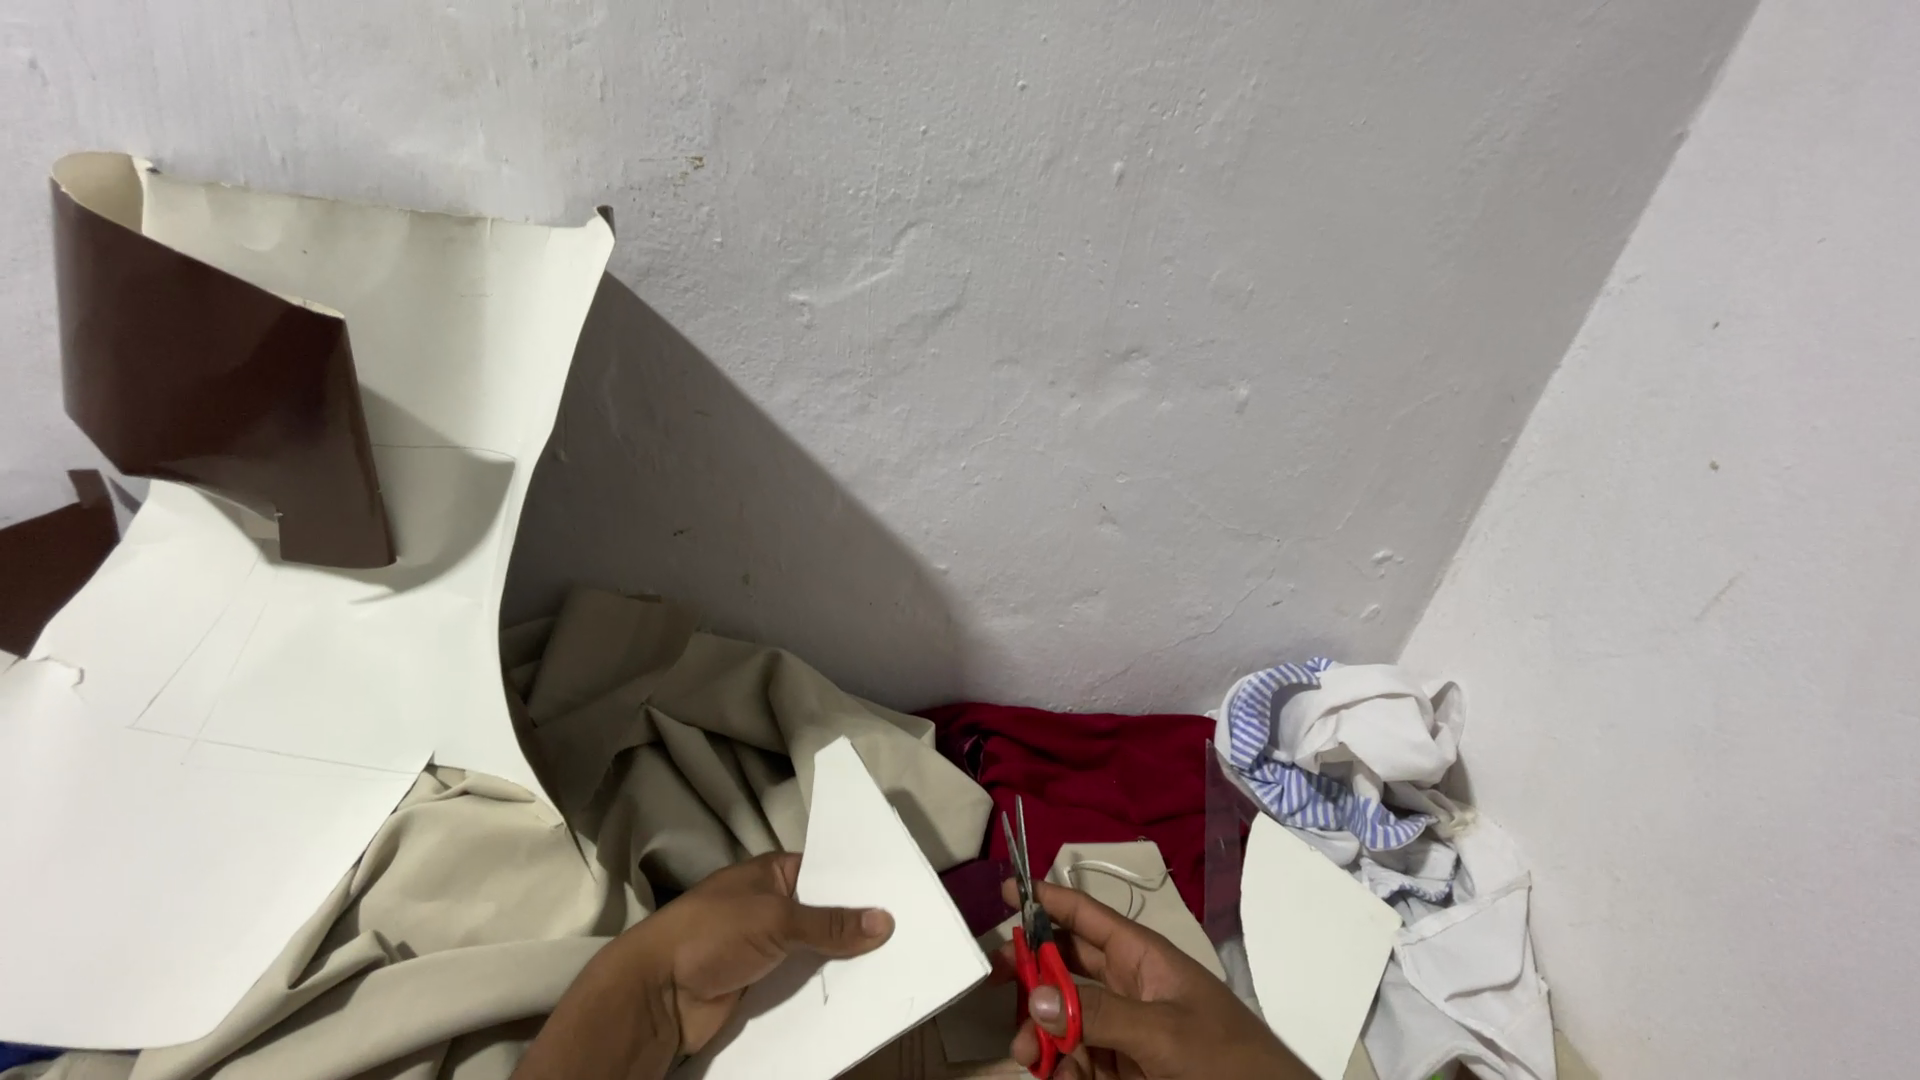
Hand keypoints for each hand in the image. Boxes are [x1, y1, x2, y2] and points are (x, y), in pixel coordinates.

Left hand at [513, 853, 893, 1079]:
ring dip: (844, 962)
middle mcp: (773, 906)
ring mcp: (767, 948)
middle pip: (824, 915)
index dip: (860, 884)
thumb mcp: (777, 919)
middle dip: (857, 927)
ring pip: (816, 952)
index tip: (902, 895)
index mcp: (773, 873)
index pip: (826, 873)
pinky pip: (802, 984)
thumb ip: (831, 923)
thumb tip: (886, 920)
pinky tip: (861, 998)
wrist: (656, 993)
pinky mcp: (761, 986)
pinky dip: (824, 990)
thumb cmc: (713, 932)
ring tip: (897, 968)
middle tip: (910, 935)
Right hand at [1001, 879, 1309, 1079]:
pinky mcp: (1124, 1066)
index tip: (1006, 889)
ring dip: (1041, 1032)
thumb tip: (1036, 996)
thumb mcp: (1163, 1034)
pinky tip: (1060, 1079)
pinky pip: (1078, 1056)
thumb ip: (1098, 1014)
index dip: (1046, 898)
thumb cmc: (1225, 1058)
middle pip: (1064, 963)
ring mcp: (1124, 1027)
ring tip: (1029, 1059)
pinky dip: (1063, 1067)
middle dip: (1029, 972)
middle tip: (996, 983)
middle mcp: (1126, 983)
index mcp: (1139, 955)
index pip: (1083, 914)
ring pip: (1064, 1014)